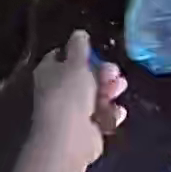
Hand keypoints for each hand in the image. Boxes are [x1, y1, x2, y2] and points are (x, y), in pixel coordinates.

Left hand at [30, 31, 126, 169]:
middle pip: (82, 76)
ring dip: (109, 90)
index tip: (94, 52)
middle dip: (101, 72)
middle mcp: (57, 90)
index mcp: (49, 72)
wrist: (69, 138)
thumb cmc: (69, 94)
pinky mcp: (85, 130)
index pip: (61, 56)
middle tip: (115, 71)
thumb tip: (79, 33)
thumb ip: (80, 46)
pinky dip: (110, 113)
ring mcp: (71, 112)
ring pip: (94, 95)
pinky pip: (100, 116)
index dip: (78, 53)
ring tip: (121, 87)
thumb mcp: (76, 63)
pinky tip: (118, 111)